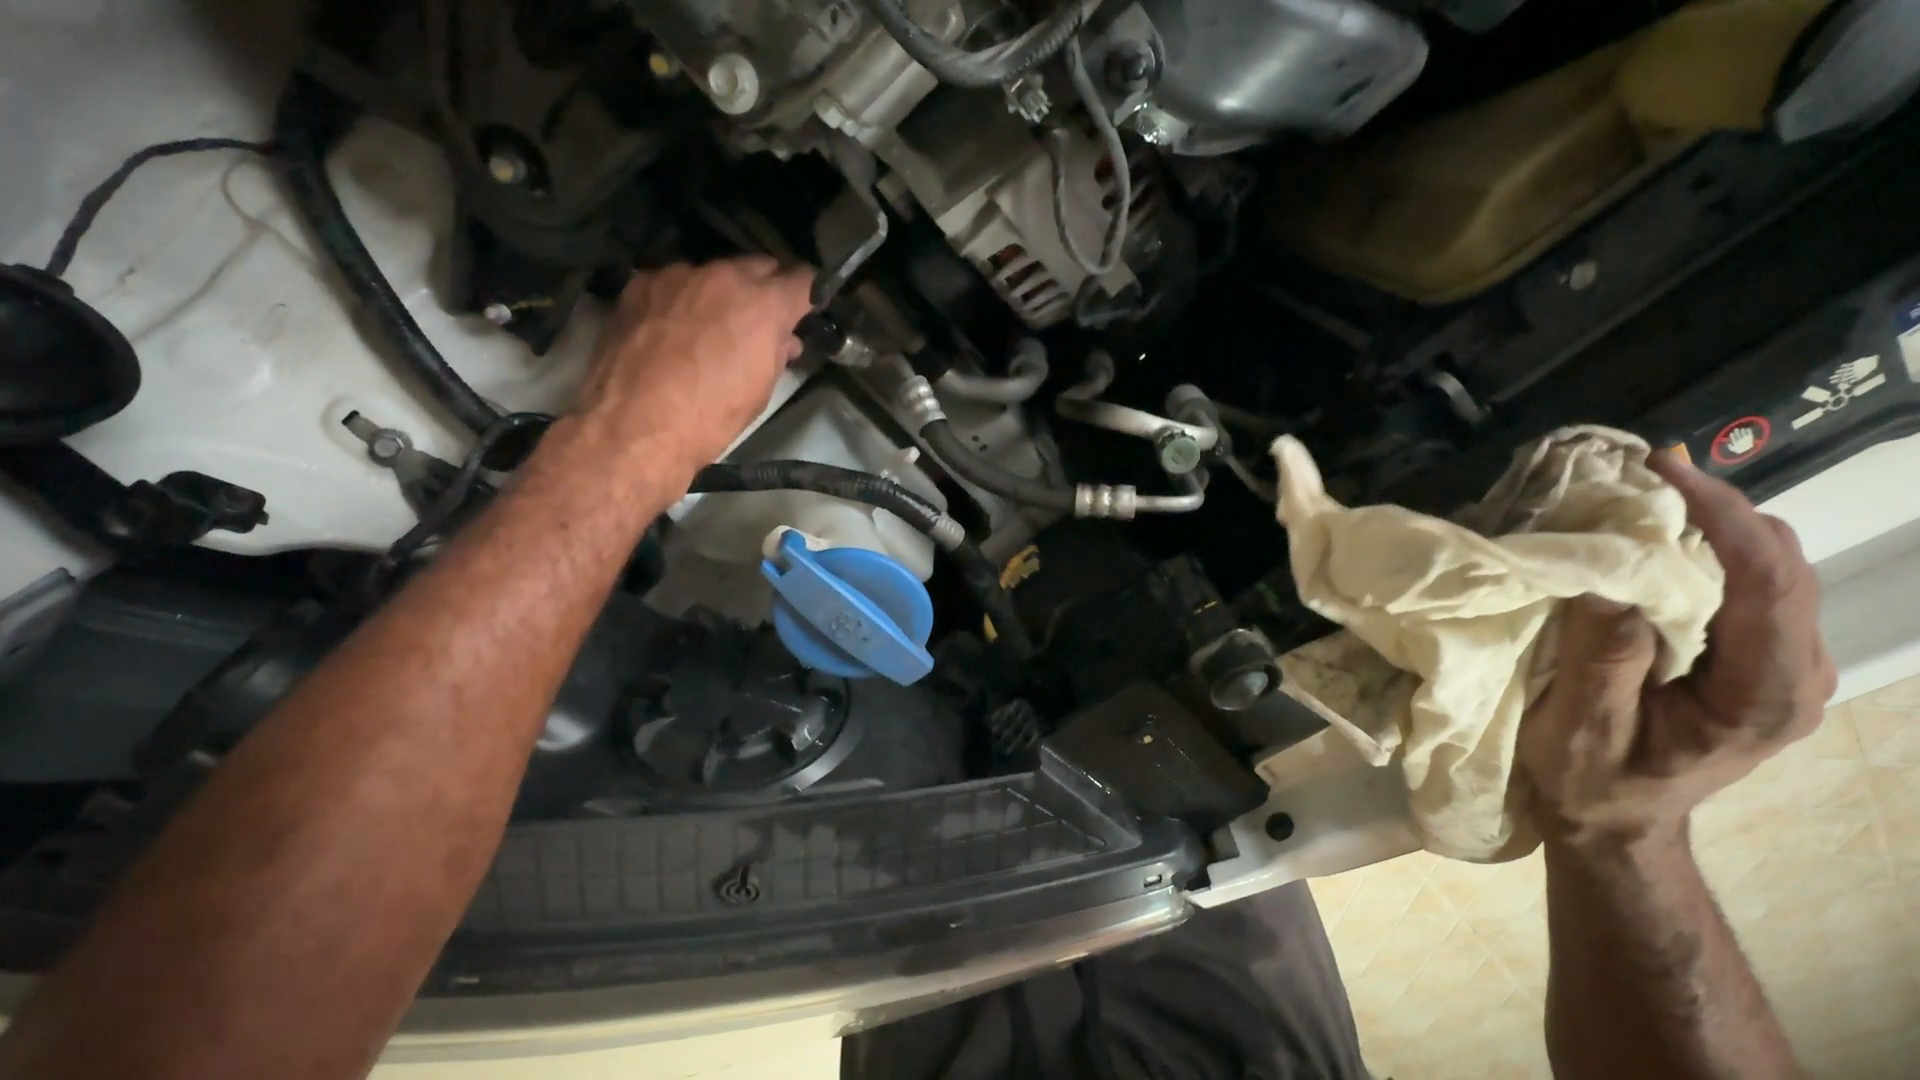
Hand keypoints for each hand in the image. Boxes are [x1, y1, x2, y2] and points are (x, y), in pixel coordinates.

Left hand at [575, 257, 813, 482]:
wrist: (632, 428)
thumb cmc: (707, 419)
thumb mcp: (759, 391)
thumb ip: (776, 353)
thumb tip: (784, 340)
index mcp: (763, 304)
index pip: (803, 280)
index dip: (807, 296)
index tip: (803, 310)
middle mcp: (723, 277)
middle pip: (758, 267)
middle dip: (764, 289)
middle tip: (758, 321)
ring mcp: (678, 276)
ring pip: (713, 274)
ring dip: (719, 293)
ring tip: (708, 327)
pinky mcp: (641, 284)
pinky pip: (674, 283)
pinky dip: (681, 300)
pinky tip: (671, 329)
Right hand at [1519, 450, 1836, 844]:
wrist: (1615, 823)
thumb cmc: (1593, 784)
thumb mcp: (1582, 733)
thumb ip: (1603, 663)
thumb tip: (1609, 589)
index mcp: (1764, 696)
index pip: (1769, 585)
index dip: (1724, 518)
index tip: (1666, 472)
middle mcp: (1795, 674)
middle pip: (1783, 565)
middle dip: (1721, 508)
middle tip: (1648, 472)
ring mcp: (1782, 664)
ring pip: (1771, 567)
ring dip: (1714, 523)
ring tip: (1650, 493)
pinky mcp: (1756, 656)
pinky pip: (1749, 583)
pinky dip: (1708, 547)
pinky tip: (1660, 536)